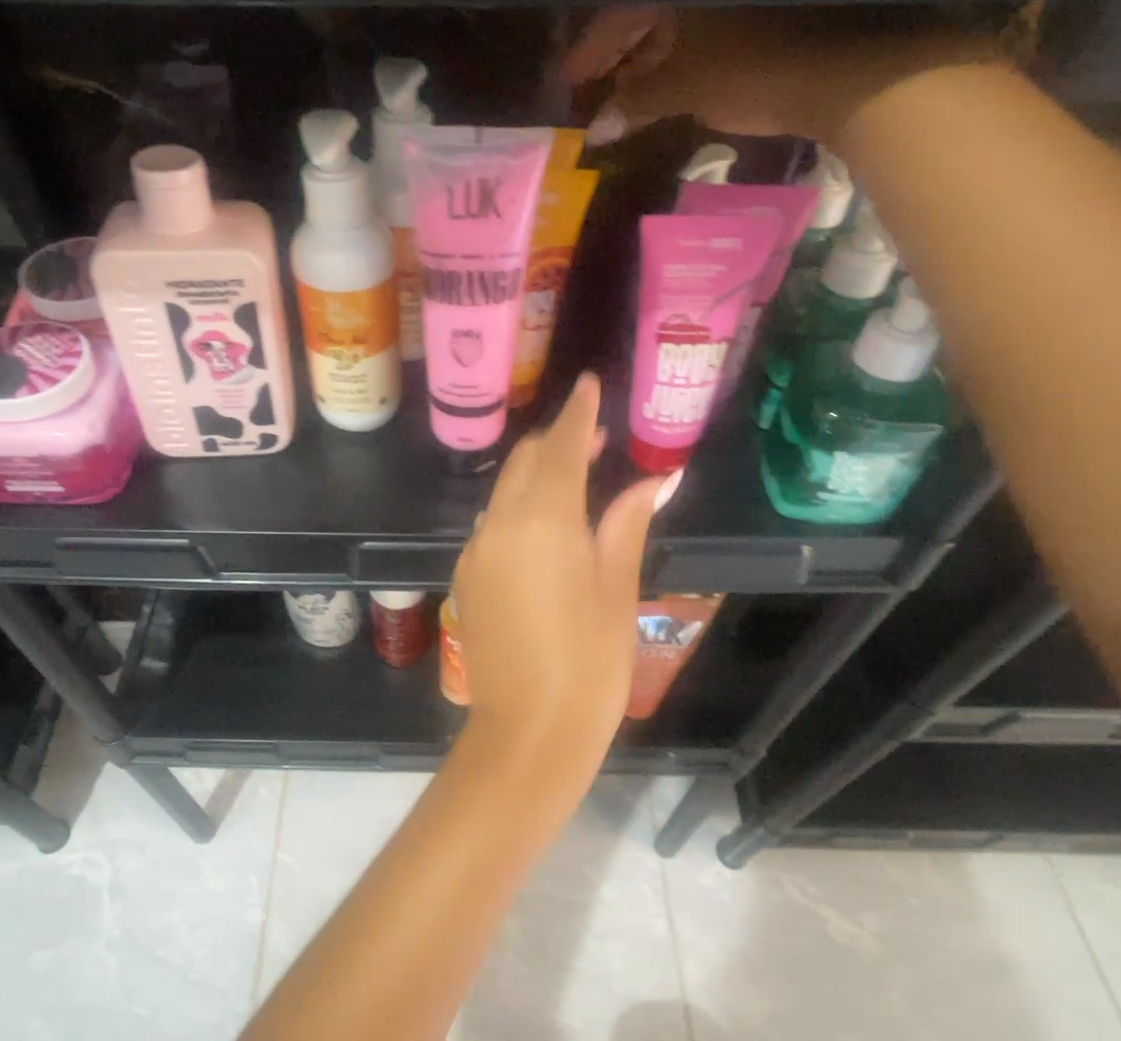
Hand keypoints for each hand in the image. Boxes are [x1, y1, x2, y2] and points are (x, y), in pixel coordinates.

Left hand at [450, 374, 671, 755]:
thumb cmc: (589, 664)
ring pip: (504, 493)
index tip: (588, 387)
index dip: (578, 416)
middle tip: (593, 437)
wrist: (528, 733)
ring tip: (575, 478)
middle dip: (556, 443)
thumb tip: (654, 479)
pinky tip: (545, 527)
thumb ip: (626, 524)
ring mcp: (475, 552)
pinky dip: (518, 510)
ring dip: (536, 476)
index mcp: (543, 520)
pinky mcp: (466, 579)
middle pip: (524, 463)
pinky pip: (492, 526)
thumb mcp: (618, 589)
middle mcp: (499, 525)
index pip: (560, 448)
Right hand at [560, 6, 1012, 143]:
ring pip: (683, 20)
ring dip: (653, 57)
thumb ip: (636, 106)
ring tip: (632, 94)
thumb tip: (597, 132)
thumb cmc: (753, 71)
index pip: (621, 11)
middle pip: (650, 8)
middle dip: (620, 50)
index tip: (571, 82)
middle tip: (596, 87)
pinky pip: (712, 31)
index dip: (592, 49)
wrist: (850, 70)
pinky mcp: (772, 9)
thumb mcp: (685, 89)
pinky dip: (688, 58)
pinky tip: (678, 85)